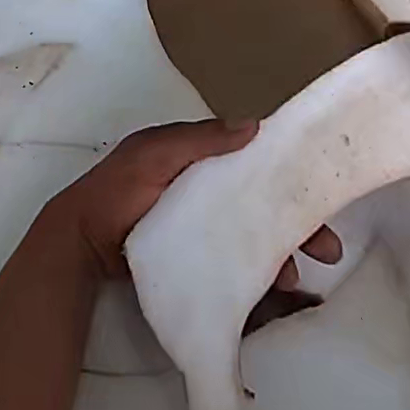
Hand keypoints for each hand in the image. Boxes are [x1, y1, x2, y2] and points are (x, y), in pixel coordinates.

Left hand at [43, 120, 339, 288]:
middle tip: (328, 249)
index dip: (285, 174)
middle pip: (261, 200)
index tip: (317, 193)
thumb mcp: (153, 155)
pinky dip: (259, 269)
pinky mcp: (196, 252)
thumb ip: (198, 140)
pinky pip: (237, 257)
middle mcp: (205, 187)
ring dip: (282, 250)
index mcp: (197, 157)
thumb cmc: (117, 190)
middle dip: (297, 222)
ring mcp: (201, 222)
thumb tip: (254, 124)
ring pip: (254, 232)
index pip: (252, 159)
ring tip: (297, 275)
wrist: (82, 242)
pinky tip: (274, 285)